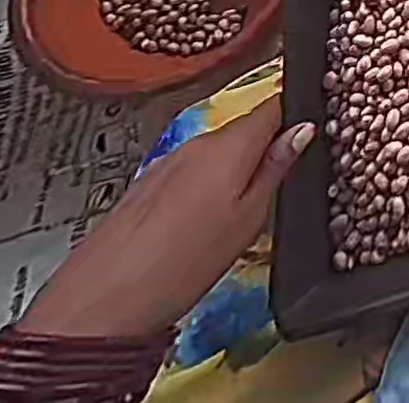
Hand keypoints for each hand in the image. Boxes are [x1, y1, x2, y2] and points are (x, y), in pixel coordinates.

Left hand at [18, 95, 313, 337]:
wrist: (98, 303)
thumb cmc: (185, 262)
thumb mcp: (249, 218)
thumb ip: (277, 167)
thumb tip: (303, 129)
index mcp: (231, 144)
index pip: (274, 104)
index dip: (296, 112)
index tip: (310, 128)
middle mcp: (200, 142)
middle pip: (246, 129)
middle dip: (265, 147)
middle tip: (277, 184)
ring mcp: (170, 160)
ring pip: (218, 151)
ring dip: (235, 168)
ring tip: (238, 212)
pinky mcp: (149, 182)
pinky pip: (192, 169)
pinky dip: (206, 184)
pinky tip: (202, 222)